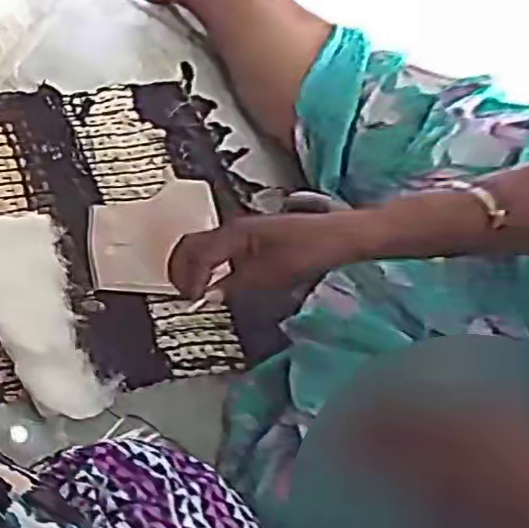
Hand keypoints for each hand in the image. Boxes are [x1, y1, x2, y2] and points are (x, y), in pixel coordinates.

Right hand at [168, 212, 369, 297]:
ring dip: (192, 266)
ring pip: (200, 246)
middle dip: (180, 270)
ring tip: (195, 285)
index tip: (192, 298)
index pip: (194, 258)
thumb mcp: (268, 276)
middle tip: (183, 291)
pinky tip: (216, 276)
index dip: (188, 280)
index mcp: (231, 235)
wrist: (348, 236)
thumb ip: (232, 285)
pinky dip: (207, 262)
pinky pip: (215, 247)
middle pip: (188, 247)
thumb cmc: (311, 251)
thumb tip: (209, 295)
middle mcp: (231, 229)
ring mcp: (242, 230)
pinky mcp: (252, 234)